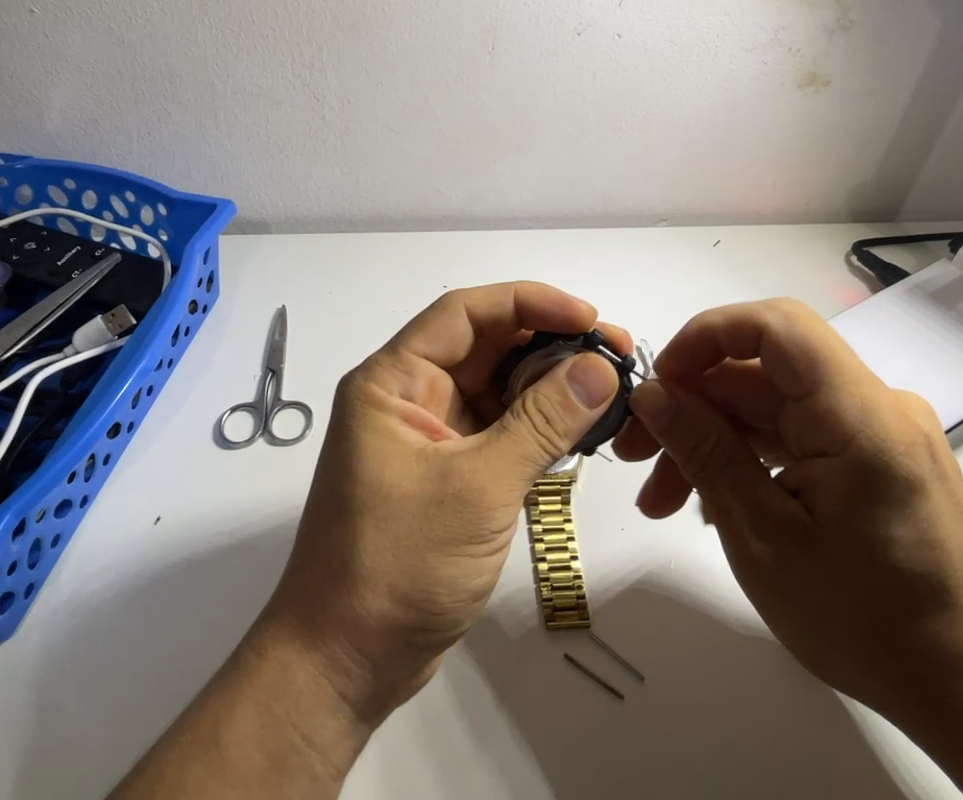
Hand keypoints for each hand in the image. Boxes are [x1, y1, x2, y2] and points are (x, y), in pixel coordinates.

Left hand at [257, 282, 628, 724]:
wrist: (347, 659)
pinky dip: (538, 428)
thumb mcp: (477, 486)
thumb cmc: (397, 564)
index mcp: (393, 383)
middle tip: (615, 356)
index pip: (463, 314)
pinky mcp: (447, 479)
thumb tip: (600, 367)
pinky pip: (498, 433)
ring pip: (496, 391)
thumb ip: (541, 422)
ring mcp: (428, 441)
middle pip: (484, 348)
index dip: (528, 303)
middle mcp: (408, 400)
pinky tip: (582, 432)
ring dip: (548, 387)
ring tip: (610, 392)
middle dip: (549, 345)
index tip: (588, 317)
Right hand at [611, 299, 962, 746]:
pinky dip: (749, 458)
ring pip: (772, 406)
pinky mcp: (877, 458)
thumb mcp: (764, 540)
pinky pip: (798, 434)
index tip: (655, 387)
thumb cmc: (869, 626)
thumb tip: (652, 393)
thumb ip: (706, 453)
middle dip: (691, 406)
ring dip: (712, 440)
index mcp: (862, 419)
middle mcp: (877, 407)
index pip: (777, 326)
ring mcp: (879, 432)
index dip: (704, 337)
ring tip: (661, 500)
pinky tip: (713, 504)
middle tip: (634, 458)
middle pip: (763, 372)